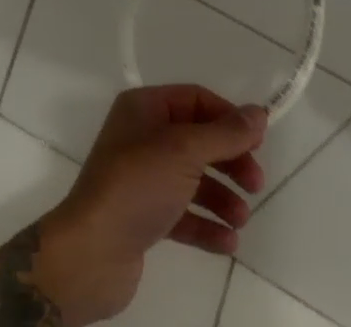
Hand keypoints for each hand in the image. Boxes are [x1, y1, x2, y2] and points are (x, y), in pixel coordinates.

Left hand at [33, 86, 267, 325]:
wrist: (91, 252)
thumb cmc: (137, 186)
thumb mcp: (185, 150)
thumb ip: (225, 133)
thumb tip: (258, 113)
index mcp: (144, 109)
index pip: (195, 99)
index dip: (228, 118)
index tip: (258, 142)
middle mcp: (141, 138)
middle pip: (198, 141)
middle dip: (230, 162)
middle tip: (255, 184)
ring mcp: (141, 179)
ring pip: (193, 180)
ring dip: (222, 198)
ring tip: (240, 218)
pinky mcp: (143, 216)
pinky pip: (183, 213)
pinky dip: (206, 224)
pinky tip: (227, 241)